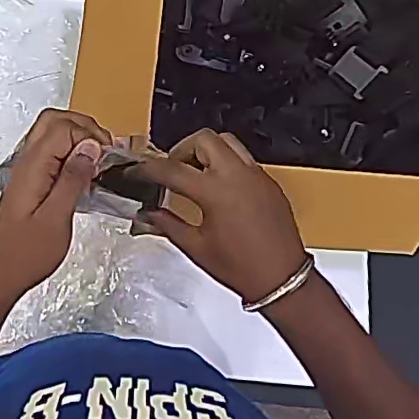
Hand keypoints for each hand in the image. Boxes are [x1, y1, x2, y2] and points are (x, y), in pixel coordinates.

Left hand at [0, 109, 111, 298]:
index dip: (89, 136)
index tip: (106, 157)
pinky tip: (85, 171)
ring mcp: (27, 170)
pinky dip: (71, 152)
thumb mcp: (57, 217)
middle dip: (84, 127)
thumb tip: (90, 148)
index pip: (62, 128)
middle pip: (53, 120)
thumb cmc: (28, 253)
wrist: (4, 273)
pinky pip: (52, 152)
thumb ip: (73, 179)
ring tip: (99, 158)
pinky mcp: (32, 181)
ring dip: (78, 137)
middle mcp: (26, 163)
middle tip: (104, 149)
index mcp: (32, 168)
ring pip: (52, 133)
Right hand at [134, 130, 310, 302]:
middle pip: (203, 139)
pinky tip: (219, 187)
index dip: (147, 169)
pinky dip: (227, 164)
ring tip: (195, 174)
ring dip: (207, 151)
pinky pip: (244, 159)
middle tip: (171, 170)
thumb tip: (149, 215)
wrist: (282, 278)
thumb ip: (168, 225)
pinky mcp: (269, 182)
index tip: (137, 172)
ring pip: (227, 142)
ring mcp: (257, 176)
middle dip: (181, 150)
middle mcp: (238, 176)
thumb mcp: (196, 247)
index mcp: (216, 192)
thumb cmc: (243, 267)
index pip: (172, 169)